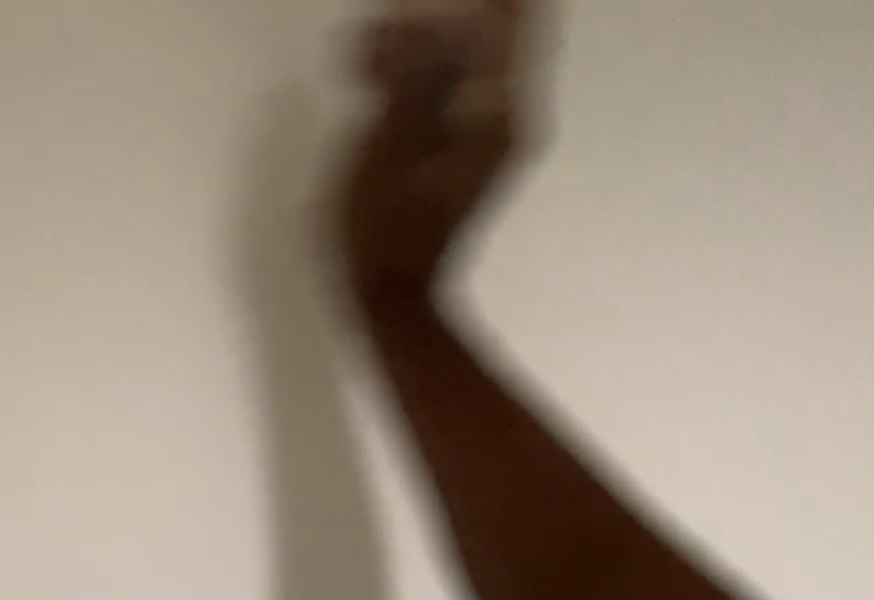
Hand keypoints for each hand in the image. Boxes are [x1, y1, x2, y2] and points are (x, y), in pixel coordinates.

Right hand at [340, 0, 544, 316]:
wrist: (391, 295)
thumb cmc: (383, 232)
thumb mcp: (390, 148)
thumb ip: (415, 76)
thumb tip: (423, 21)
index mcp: (499, 114)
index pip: (511, 15)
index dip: (468, 1)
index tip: (412, 8)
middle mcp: (508, 117)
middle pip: (486, 32)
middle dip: (429, 20)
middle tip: (376, 36)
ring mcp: (488, 136)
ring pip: (463, 60)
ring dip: (415, 46)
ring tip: (362, 55)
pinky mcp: (464, 150)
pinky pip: (449, 91)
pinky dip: (414, 78)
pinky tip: (371, 79)